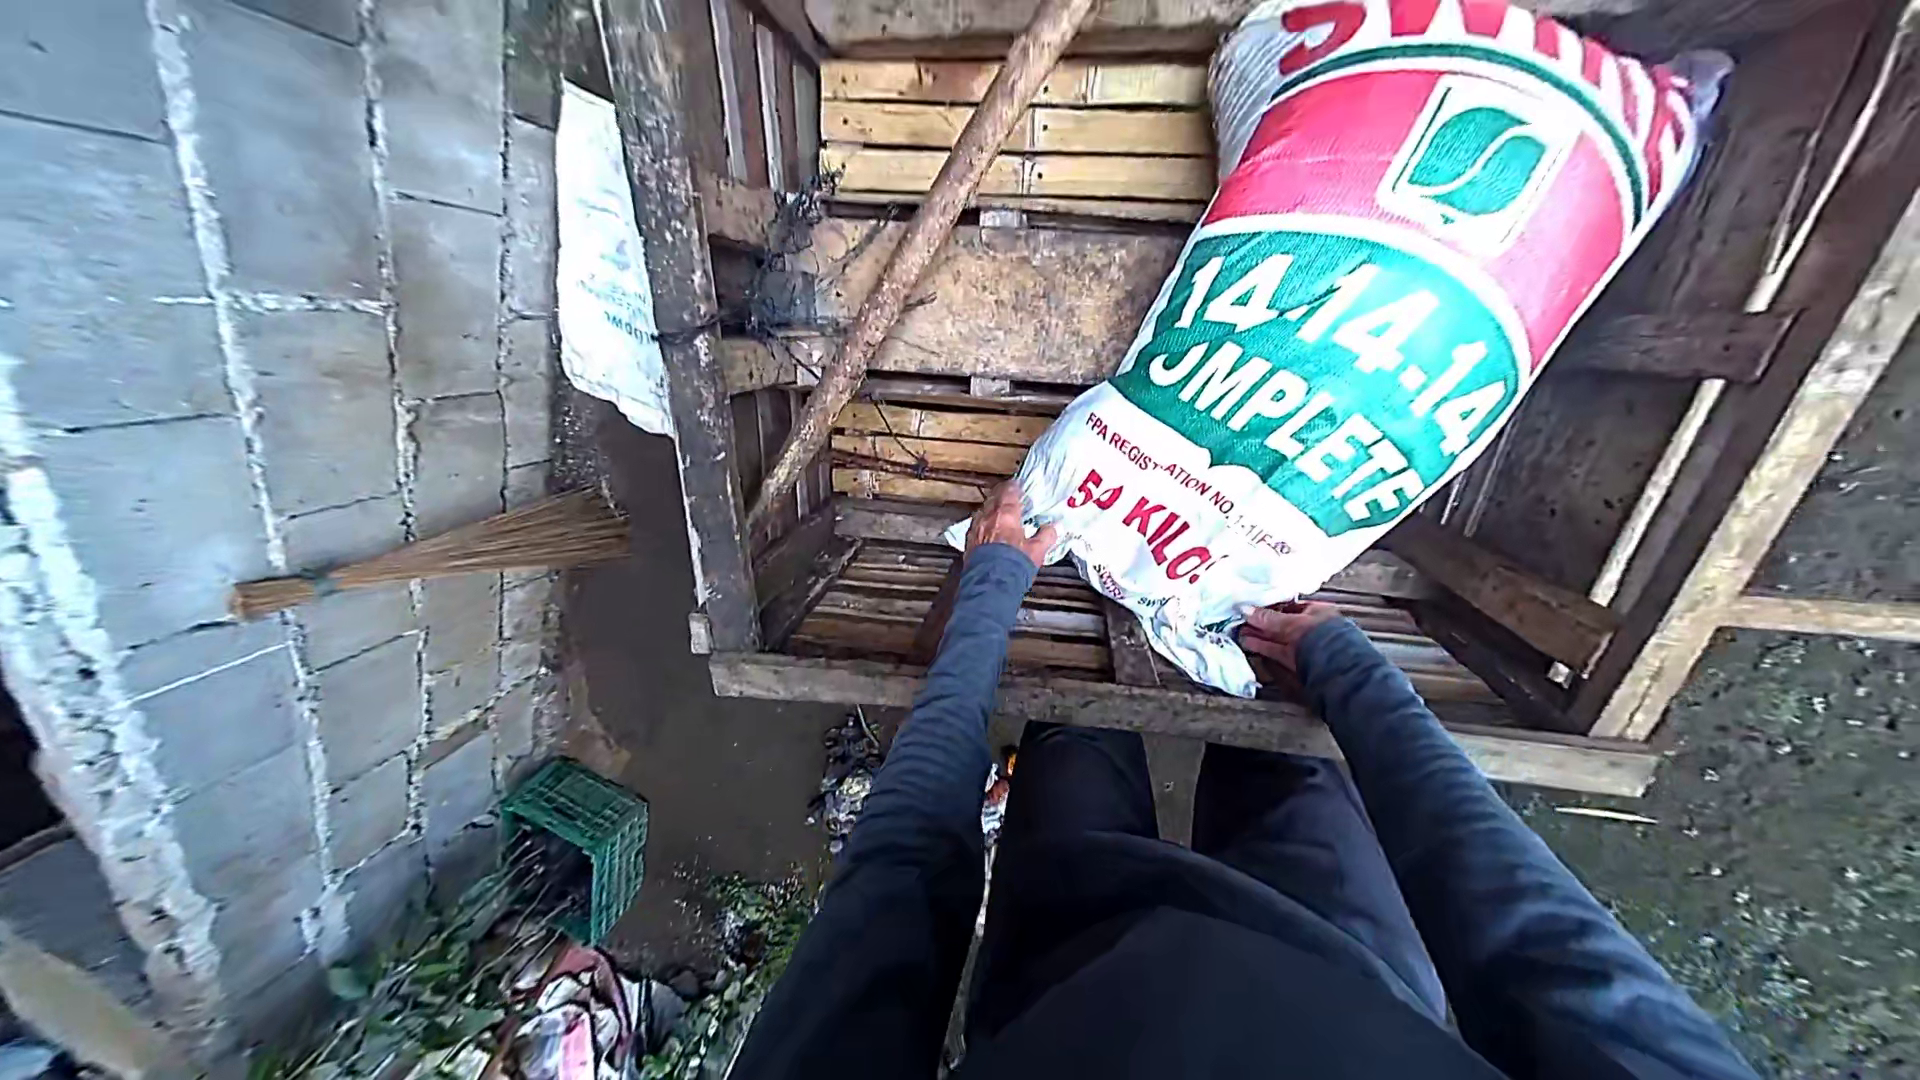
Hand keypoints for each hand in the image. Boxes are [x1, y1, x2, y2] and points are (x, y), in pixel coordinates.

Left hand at [966, 481, 1058, 567]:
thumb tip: (1053, 528)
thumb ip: (1046, 536)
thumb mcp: (1037, 550)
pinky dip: (983, 522)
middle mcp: (989, 517)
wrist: (990, 583)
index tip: (1018, 486)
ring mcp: (976, 528)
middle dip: (1001, 495)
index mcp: (1007, 514)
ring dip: (991, 508)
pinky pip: (976, 524)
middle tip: (1008, 496)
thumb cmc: (1014, 564)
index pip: (1009, 491)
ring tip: (998, 512)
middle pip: (993, 498)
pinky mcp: (969, 540)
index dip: (1014, 487)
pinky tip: (987, 529)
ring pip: (983, 510)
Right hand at [1239, 601, 1342, 675]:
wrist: (1334, 667)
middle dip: (1260, 623)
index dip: (1270, 607)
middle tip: (1242, 620)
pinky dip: (1262, 647)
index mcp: (1318, 612)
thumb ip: (1267, 617)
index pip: (1289, 606)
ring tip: (1240, 632)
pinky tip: (1248, 643)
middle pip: (1281, 624)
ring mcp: (1305, 645)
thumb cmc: (1320, 636)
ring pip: (1277, 638)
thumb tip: (1246, 610)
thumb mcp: (1290, 621)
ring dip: (1258, 635)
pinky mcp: (1297, 661)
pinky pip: (1276, 650)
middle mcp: (1312, 628)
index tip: (1252, 608)